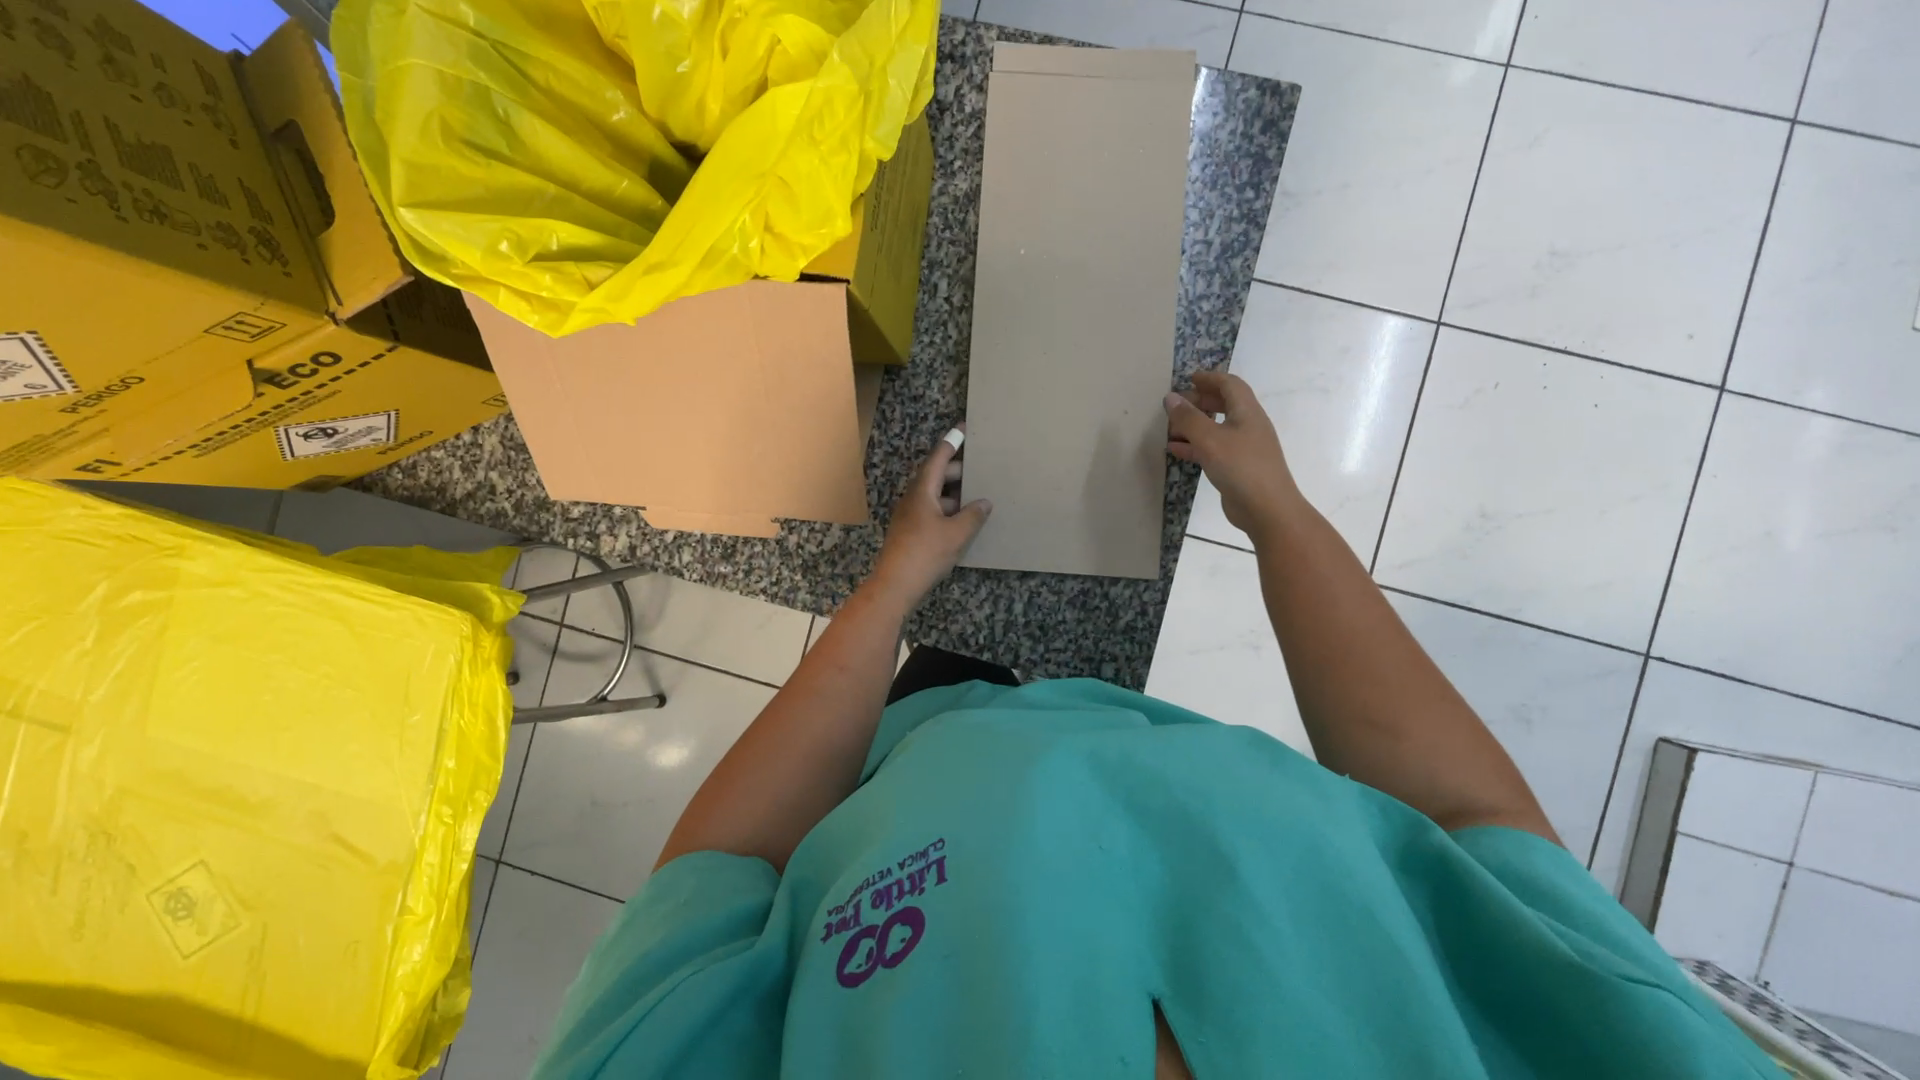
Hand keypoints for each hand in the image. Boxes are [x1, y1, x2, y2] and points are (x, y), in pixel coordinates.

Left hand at [871, 426, 991, 608]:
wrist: (895, 584)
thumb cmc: (926, 553)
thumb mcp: (956, 533)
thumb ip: (973, 515)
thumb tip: (984, 502)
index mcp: (922, 492)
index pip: (938, 459)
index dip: (951, 443)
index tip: (962, 429)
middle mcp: (913, 498)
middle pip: (935, 476)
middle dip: (957, 471)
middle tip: (979, 469)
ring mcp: (909, 515)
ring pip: (933, 495)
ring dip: (953, 493)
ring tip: (975, 496)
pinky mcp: (910, 531)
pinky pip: (931, 511)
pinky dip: (947, 509)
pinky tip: (961, 519)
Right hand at [1165, 371, 1304, 539]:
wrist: (1267, 509)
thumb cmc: (1241, 467)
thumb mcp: (1209, 439)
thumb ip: (1188, 418)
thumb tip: (1170, 398)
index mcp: (1247, 411)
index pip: (1229, 384)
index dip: (1209, 378)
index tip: (1188, 379)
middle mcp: (1247, 425)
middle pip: (1223, 404)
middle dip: (1198, 402)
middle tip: (1175, 407)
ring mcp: (1243, 447)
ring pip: (1215, 428)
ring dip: (1193, 426)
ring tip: (1170, 429)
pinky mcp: (1236, 467)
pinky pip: (1212, 449)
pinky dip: (1194, 446)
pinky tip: (1175, 450)